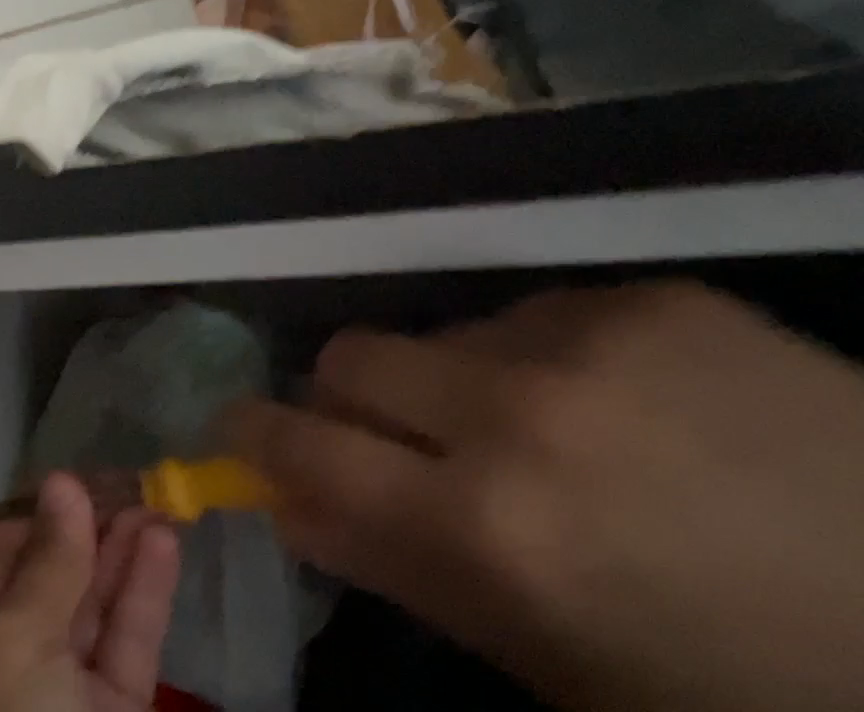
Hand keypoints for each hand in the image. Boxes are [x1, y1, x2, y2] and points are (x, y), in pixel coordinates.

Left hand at [0, 473, 181, 711]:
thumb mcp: (11, 645)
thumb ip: (44, 567)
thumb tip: (61, 484)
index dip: (35, 513)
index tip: (78, 475)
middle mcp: (7, 656)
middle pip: (50, 575)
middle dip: (88, 528)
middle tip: (127, 480)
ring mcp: (64, 687)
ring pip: (95, 605)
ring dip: (123, 553)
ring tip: (153, 501)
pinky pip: (128, 643)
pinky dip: (145, 596)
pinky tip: (162, 547)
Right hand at [238, 282, 863, 711]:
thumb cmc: (726, 677)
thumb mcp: (545, 657)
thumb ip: (395, 567)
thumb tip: (288, 504)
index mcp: (482, 524)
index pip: (297, 443)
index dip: (254, 436)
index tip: (247, 435)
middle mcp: (515, 411)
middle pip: (347, 356)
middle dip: (353, 403)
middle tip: (401, 442)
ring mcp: (587, 340)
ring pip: (440, 334)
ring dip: (456, 382)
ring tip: (547, 433)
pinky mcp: (653, 297)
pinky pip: (533, 313)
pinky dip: (543, 359)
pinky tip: (626, 406)